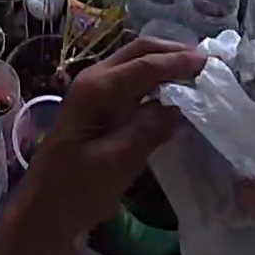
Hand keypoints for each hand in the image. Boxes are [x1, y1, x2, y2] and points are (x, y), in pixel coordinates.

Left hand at [0, 37, 204, 254]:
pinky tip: (173, 87)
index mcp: (97, 88)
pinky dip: (155, 74)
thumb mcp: (115, 164)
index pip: (144, 65)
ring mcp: (96, 87)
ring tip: (196, 68)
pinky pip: (131, 76)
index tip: (208, 62)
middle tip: (207, 59)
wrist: (46, 204)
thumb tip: (179, 106)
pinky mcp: (100, 100)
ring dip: (164, 59)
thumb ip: (146, 131)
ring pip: (134, 59)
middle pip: (138, 50)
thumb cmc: (78, 187)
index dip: (177, 62)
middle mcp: (95, 78)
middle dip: (172, 50)